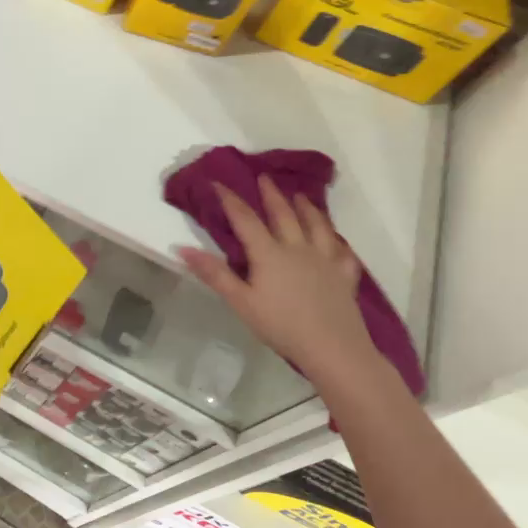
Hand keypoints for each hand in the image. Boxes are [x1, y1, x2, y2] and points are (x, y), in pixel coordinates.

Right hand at [182, 176, 381, 387]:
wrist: (334, 349)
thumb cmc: (282, 326)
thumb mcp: (241, 302)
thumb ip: (214, 274)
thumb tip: (182, 248)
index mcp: (269, 253)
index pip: (245, 219)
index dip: (231, 199)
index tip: (218, 182)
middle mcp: (297, 248)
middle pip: (283, 215)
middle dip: (272, 195)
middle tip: (265, 177)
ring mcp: (325, 261)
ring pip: (317, 226)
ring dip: (307, 209)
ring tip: (302, 197)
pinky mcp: (345, 277)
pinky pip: (343, 253)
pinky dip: (339, 243)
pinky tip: (337, 241)